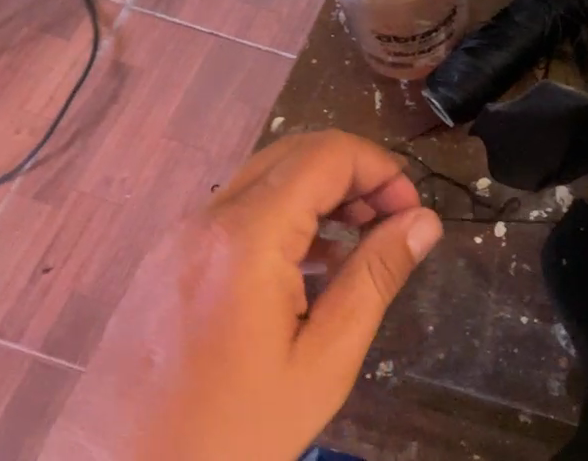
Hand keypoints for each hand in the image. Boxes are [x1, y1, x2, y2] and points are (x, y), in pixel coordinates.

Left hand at [72, 130, 442, 460]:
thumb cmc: (231, 435)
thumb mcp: (323, 361)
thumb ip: (376, 278)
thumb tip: (425, 220)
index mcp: (248, 236)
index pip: (328, 155)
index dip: (381, 169)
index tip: (411, 212)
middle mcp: (207, 220)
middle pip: (295, 154)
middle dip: (353, 175)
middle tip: (391, 220)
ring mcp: (177, 241)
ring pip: (264, 180)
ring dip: (319, 194)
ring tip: (357, 244)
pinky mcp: (163, 266)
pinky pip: (234, 214)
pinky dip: (281, 217)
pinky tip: (305, 270)